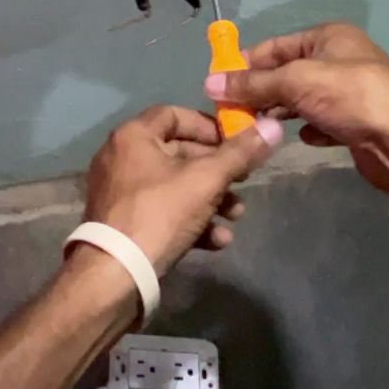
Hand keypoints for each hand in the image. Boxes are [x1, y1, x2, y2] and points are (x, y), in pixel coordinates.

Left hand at [81, 106, 282, 274]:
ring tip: (236, 215)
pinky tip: (217, 241)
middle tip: (243, 180)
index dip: (208, 125)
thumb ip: (239, 154)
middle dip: (215, 169)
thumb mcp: (206, 181)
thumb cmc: (160, 214)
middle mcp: (120, 156)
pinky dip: (190, 220)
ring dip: (209, 198)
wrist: (117, 274)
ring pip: (173, 185)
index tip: (236, 142)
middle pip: (177, 152)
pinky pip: (161, 211)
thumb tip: (272, 127)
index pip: (174, 114)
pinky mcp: (123, 221)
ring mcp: (120, 191)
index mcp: (133, 136)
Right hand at [202, 22, 388, 191]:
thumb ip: (252, 84)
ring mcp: (351, 91)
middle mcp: (340, 59)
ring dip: (281, 111)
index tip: (218, 84)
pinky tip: (302, 139)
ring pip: (303, 98)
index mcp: (328, 37)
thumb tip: (209, 84)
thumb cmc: (349, 96)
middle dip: (261, 91)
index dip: (245, 63)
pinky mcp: (358, 122)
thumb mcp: (294, 82)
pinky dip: (309, 128)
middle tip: (233, 111)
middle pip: (288, 72)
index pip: (275, 46)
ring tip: (258, 127)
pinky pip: (323, 121)